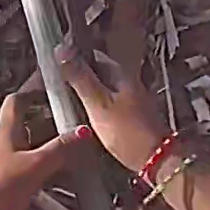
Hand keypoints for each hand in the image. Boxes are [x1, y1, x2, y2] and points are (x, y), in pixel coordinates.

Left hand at [0, 93, 90, 209]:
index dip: (33, 93)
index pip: (16, 102)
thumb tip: (83, 131)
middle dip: (50, 124)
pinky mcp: (7, 186)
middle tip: (75, 124)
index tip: (54, 92)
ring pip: (31, 149)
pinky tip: (62, 179)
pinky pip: (31, 171)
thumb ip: (59, 149)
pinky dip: (47, 171)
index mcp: (5, 132)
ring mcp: (4, 165)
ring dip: (51, 149)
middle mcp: (3, 145)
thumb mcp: (33, 166)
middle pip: (27, 125)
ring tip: (77, 151)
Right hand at [57, 41, 166, 171]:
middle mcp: (127, 80)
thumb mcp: (98, 103)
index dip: (72, 57)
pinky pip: (105, 100)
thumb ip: (80, 77)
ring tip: (61, 97)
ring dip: (83, 89)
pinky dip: (91, 102)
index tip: (52, 63)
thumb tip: (60, 48)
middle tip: (52, 82)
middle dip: (76, 74)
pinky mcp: (130, 113)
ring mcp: (130, 97)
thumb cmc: (126, 131)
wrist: (158, 162)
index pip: (92, 55)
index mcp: (120, 72)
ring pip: (100, 86)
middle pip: (96, 70)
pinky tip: (79, 112)